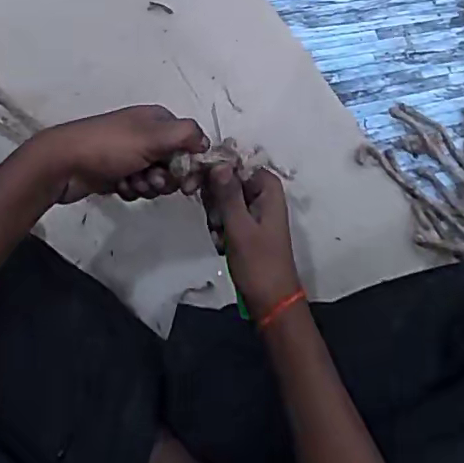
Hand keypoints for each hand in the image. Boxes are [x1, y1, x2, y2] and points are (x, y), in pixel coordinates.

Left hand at [28, 105, 207, 204]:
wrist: (63, 164)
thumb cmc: (111, 146)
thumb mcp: (153, 136)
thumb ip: (186, 135)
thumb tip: (207, 143)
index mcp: (159, 120)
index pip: (191, 142)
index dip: (193, 164)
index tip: (189, 184)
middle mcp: (148, 134)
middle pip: (176, 163)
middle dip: (166, 177)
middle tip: (151, 179)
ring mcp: (132, 154)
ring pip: (158, 178)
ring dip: (148, 185)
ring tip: (131, 182)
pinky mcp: (119, 173)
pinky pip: (139, 186)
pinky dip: (133, 189)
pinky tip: (120, 187)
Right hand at [203, 165, 301, 317]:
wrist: (270, 301)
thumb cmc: (258, 263)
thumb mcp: (239, 227)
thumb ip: (228, 194)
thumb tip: (219, 162)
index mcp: (267, 185)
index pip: (234, 162)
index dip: (212, 170)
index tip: (192, 184)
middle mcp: (262, 190)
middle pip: (226, 179)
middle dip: (214, 201)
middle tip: (215, 223)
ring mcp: (255, 207)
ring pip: (222, 199)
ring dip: (216, 218)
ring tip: (222, 239)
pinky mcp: (247, 223)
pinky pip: (226, 215)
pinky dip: (220, 229)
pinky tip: (223, 245)